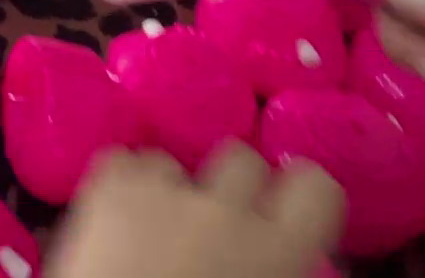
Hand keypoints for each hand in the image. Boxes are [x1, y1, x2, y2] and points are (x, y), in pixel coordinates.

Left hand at [47, 144, 342, 277]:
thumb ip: (279, 270)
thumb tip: (283, 259)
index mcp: (277, 253)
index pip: (316, 188)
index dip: (306, 189)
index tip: (290, 197)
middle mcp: (222, 209)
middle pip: (241, 158)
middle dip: (235, 181)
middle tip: (222, 214)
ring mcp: (160, 191)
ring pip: (172, 163)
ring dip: (170, 188)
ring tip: (158, 224)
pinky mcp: (109, 185)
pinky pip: (122, 161)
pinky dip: (124, 182)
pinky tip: (122, 213)